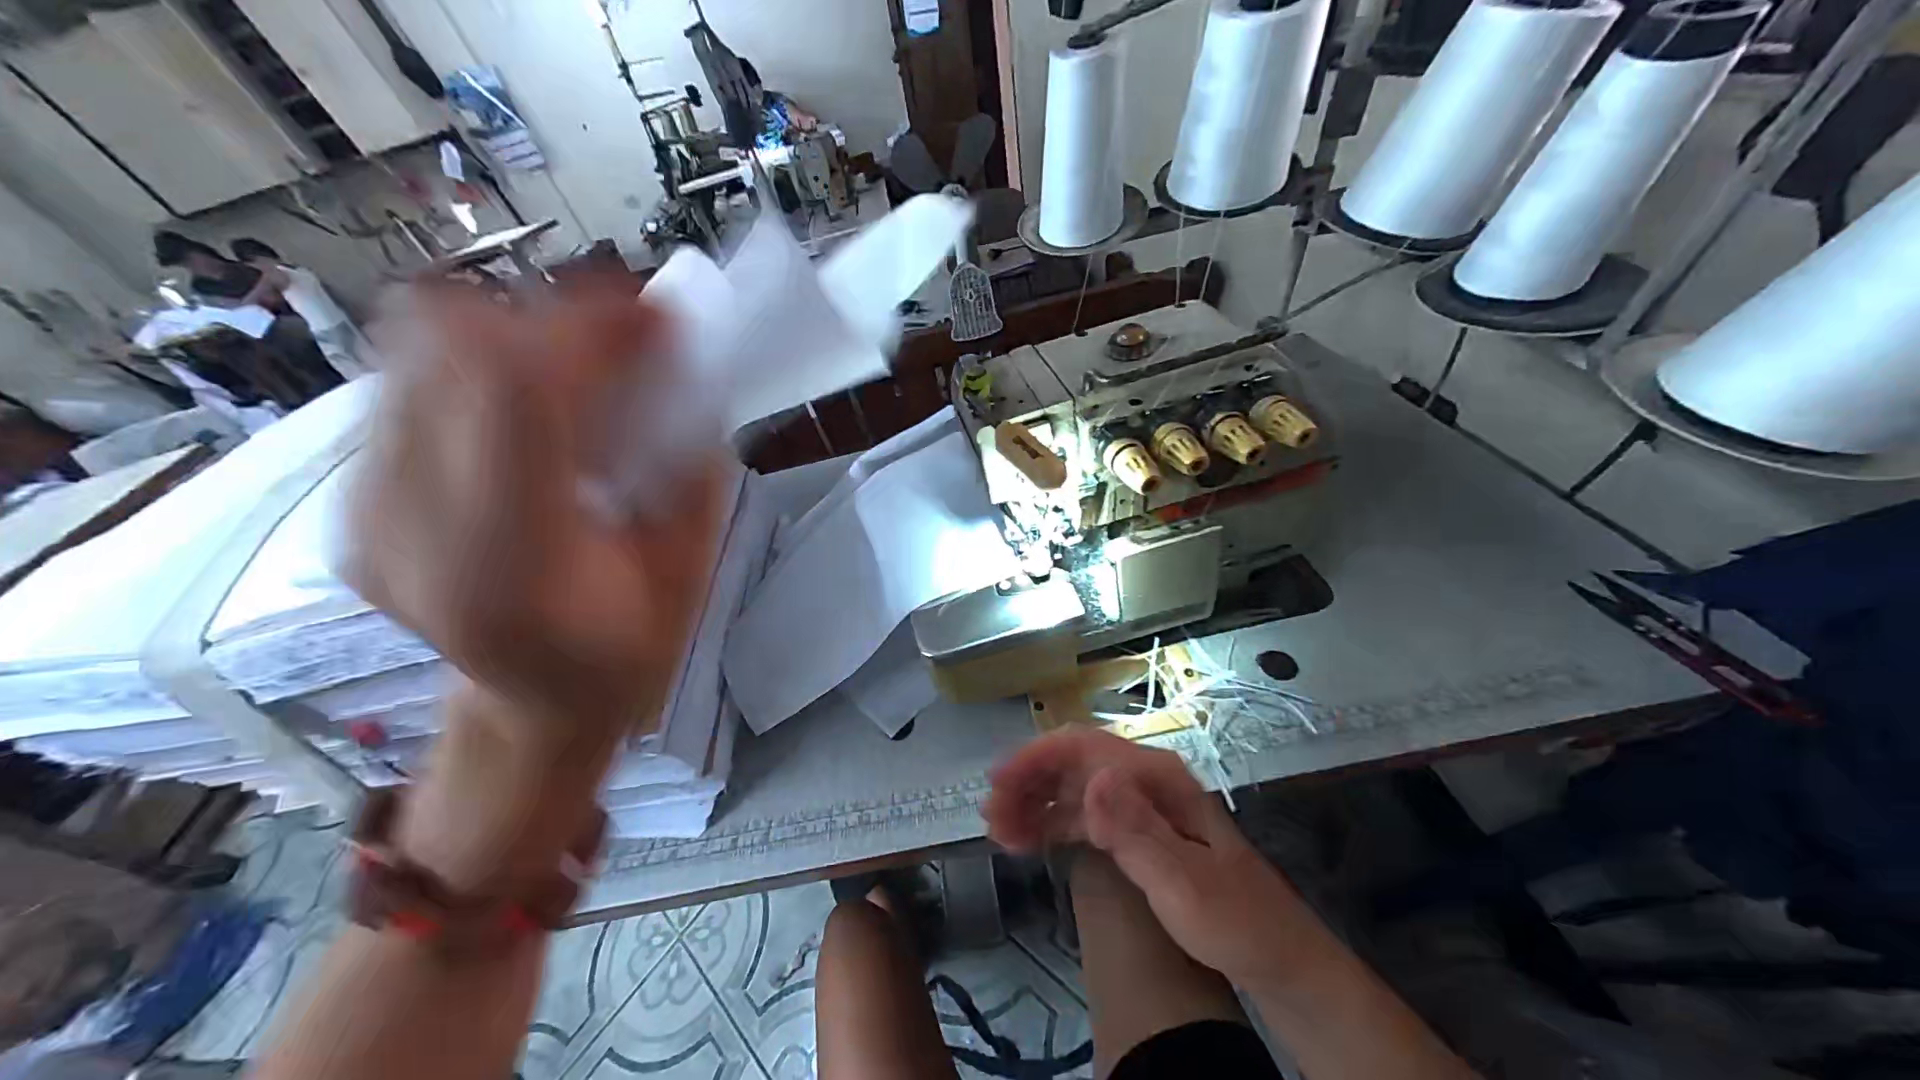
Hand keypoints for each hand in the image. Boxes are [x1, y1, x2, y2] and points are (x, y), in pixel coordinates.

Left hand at [347, 275, 725, 765]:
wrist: (534, 700)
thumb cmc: (626, 650)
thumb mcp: (689, 570)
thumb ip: (687, 465)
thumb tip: (681, 357)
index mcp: (509, 570)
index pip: (518, 393)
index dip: (589, 327)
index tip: (655, 313)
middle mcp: (410, 532)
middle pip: (448, 345)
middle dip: (552, 314)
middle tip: (626, 334)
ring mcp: (362, 511)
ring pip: (415, 343)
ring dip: (516, 328)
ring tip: (583, 365)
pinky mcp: (349, 494)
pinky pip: (406, 374)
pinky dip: (481, 359)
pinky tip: (535, 399)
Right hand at [985, 729, 1319, 985]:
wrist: (1277, 957)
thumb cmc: (1236, 920)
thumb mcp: (1185, 882)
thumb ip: (1137, 831)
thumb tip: (1092, 781)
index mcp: (1157, 777)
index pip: (1083, 747)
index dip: (1035, 758)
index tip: (998, 783)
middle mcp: (1143, 780)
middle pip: (1071, 763)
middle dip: (1026, 783)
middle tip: (991, 815)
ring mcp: (1137, 804)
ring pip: (1070, 788)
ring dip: (1032, 804)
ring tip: (999, 831)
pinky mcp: (1133, 830)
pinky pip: (1081, 816)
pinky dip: (1049, 825)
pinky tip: (1026, 841)